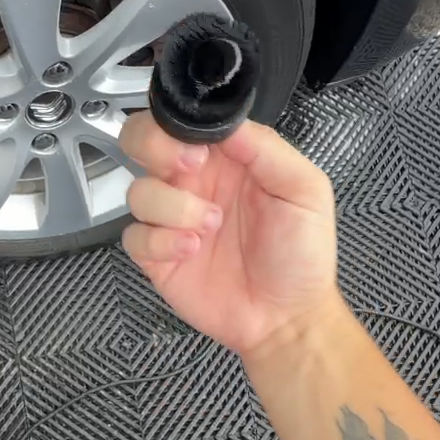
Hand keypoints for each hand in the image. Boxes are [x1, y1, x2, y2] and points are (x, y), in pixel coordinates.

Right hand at [119, 114, 340, 357]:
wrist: (285, 317)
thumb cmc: (301, 257)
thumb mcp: (305, 190)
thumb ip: (268, 149)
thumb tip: (230, 125)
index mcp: (227, 160)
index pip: (183, 122)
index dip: (178, 125)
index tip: (200, 148)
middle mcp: (195, 185)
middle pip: (141, 142)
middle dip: (152, 147)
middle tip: (187, 171)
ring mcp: (173, 222)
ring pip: (137, 192)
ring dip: (171, 207)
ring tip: (209, 228)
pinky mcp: (159, 258)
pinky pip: (134, 237)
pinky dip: (158, 242)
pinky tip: (190, 251)